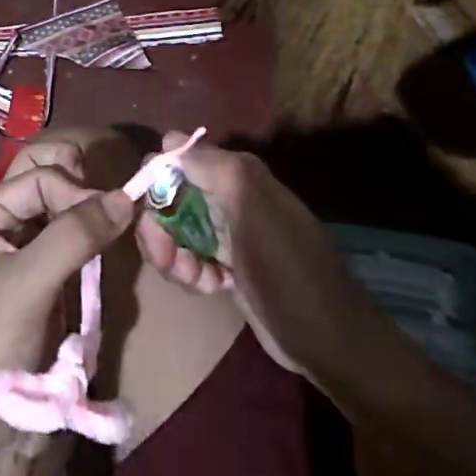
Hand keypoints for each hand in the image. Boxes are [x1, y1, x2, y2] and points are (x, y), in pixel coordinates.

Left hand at [0, 135, 137, 475]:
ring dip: (95, 209)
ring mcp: (30, 254)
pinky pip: (79, 243)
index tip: (114, 215)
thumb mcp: (23, 287)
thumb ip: (73, 234)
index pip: (41, 176)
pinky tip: (116, 242)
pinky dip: (99, 238)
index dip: (78, 189)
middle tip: (119, 200)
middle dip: (85, 182)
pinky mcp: (52, 282)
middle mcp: (4, 226)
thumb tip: (128, 195)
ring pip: (68, 209)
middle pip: (50, 180)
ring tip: (126, 219)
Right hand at [134, 138, 367, 380]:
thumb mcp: (251, 209)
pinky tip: (212, 288)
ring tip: (199, 281)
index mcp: (236, 174)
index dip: (156, 185)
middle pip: (171, 199)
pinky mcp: (229, 263)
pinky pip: (192, 257)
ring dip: (176, 256)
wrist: (325, 338)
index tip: (150, 218)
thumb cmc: (285, 269)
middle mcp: (231, 195)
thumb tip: (169, 138)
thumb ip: (212, 168)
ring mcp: (229, 231)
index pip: (177, 162)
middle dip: (161, 229)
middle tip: (167, 261)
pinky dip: (193, 273)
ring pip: (177, 231)